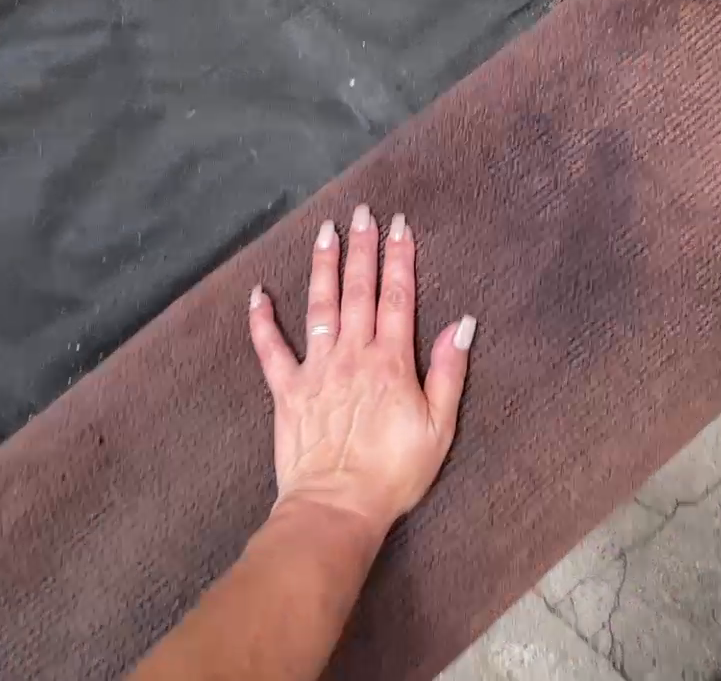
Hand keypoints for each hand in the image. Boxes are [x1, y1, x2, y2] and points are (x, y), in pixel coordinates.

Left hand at [247, 204, 475, 540]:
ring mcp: (316, 369)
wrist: (337, 509)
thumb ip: (449, 371)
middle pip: (359, 290)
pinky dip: (262, 321)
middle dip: (362, 247)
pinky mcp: (287, 390)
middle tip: (362, 212)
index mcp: (391, 361)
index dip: (399, 257)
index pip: (398, 296)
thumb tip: (462, 324)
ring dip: (323, 266)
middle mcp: (353, 354)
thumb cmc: (394, 472)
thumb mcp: (439, 427)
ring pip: (320, 306)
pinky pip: (271, 349)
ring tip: (325, 231)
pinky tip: (258, 293)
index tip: (399, 225)